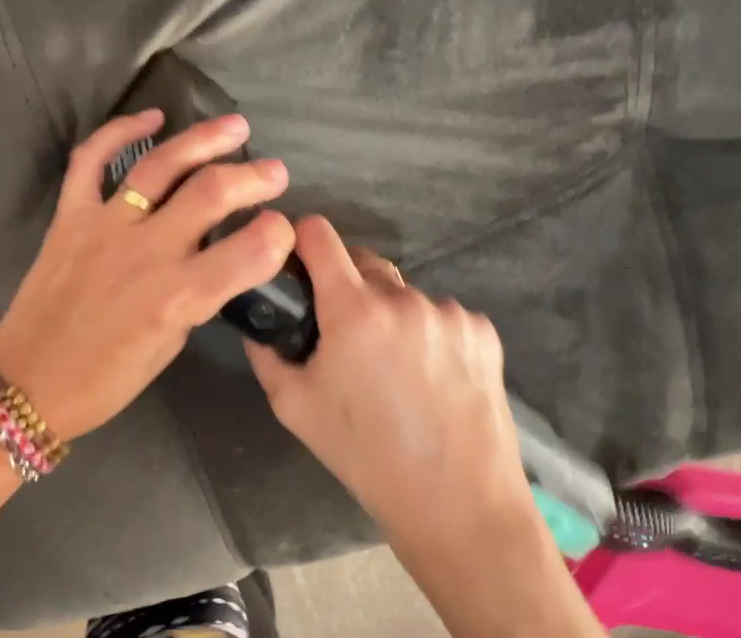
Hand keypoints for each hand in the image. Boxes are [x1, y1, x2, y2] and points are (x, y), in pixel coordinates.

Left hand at [0, 110, 296, 439]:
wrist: (26, 383)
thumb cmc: (104, 380)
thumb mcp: (169, 347)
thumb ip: (196, 296)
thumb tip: (217, 256)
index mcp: (175, 298)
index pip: (246, 253)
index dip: (277, 235)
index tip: (284, 228)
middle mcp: (143, 253)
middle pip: (209, 194)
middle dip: (253, 177)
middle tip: (275, 171)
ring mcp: (103, 227)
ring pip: (159, 166)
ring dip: (202, 140)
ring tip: (235, 126)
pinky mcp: (69, 217)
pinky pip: (90, 161)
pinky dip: (118, 132)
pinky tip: (151, 117)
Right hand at [245, 217, 528, 529]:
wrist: (458, 506)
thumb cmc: (365, 456)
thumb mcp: (293, 407)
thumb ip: (266, 352)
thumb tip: (257, 318)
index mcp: (354, 310)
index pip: (320, 234)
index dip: (302, 239)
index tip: (296, 261)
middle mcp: (403, 298)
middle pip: (362, 263)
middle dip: (345, 286)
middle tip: (344, 335)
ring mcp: (449, 313)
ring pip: (402, 294)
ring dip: (390, 314)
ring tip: (394, 368)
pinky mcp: (483, 332)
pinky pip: (441, 316)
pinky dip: (428, 334)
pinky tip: (431, 377)